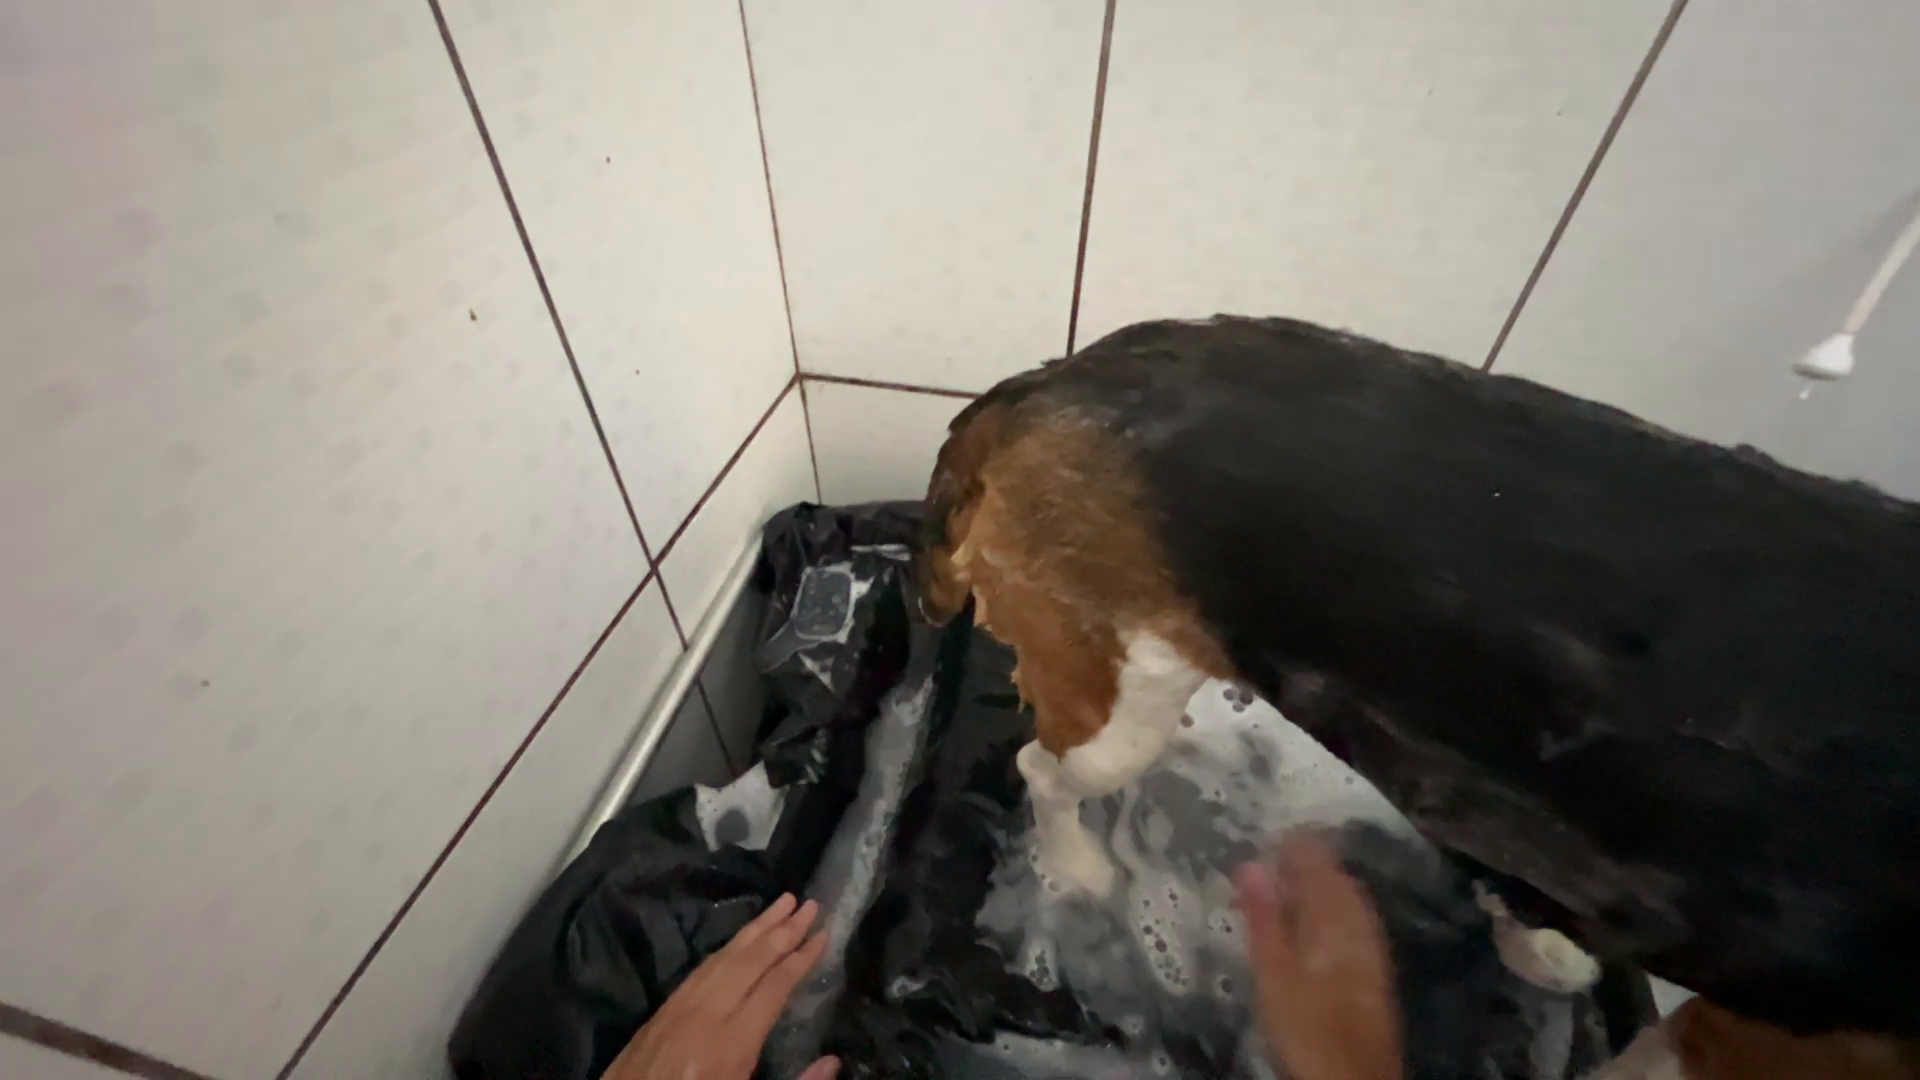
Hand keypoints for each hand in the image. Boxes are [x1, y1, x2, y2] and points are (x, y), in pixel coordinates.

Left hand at [605, 892, 838, 1079]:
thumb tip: (833, 1061)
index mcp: (731, 1045)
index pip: (774, 986)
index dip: (801, 959)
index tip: (824, 934)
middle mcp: (707, 1015)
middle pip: (752, 960)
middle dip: (784, 929)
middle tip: (810, 904)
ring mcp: (682, 1008)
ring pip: (726, 954)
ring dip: (758, 926)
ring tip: (784, 901)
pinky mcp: (664, 1009)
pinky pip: (703, 966)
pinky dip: (729, 945)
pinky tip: (743, 937)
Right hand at [1235, 830, 1401, 1079]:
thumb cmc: (1307, 1023)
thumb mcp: (1274, 970)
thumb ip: (1263, 915)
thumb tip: (1250, 861)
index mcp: (1336, 918)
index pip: (1320, 862)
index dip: (1297, 841)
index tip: (1269, 829)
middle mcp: (1359, 926)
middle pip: (1337, 879)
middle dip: (1310, 860)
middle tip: (1275, 850)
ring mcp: (1371, 951)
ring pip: (1346, 901)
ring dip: (1320, 883)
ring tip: (1289, 879)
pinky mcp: (1371, 974)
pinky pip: (1351, 921)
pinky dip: (1329, 908)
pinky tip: (1313, 921)